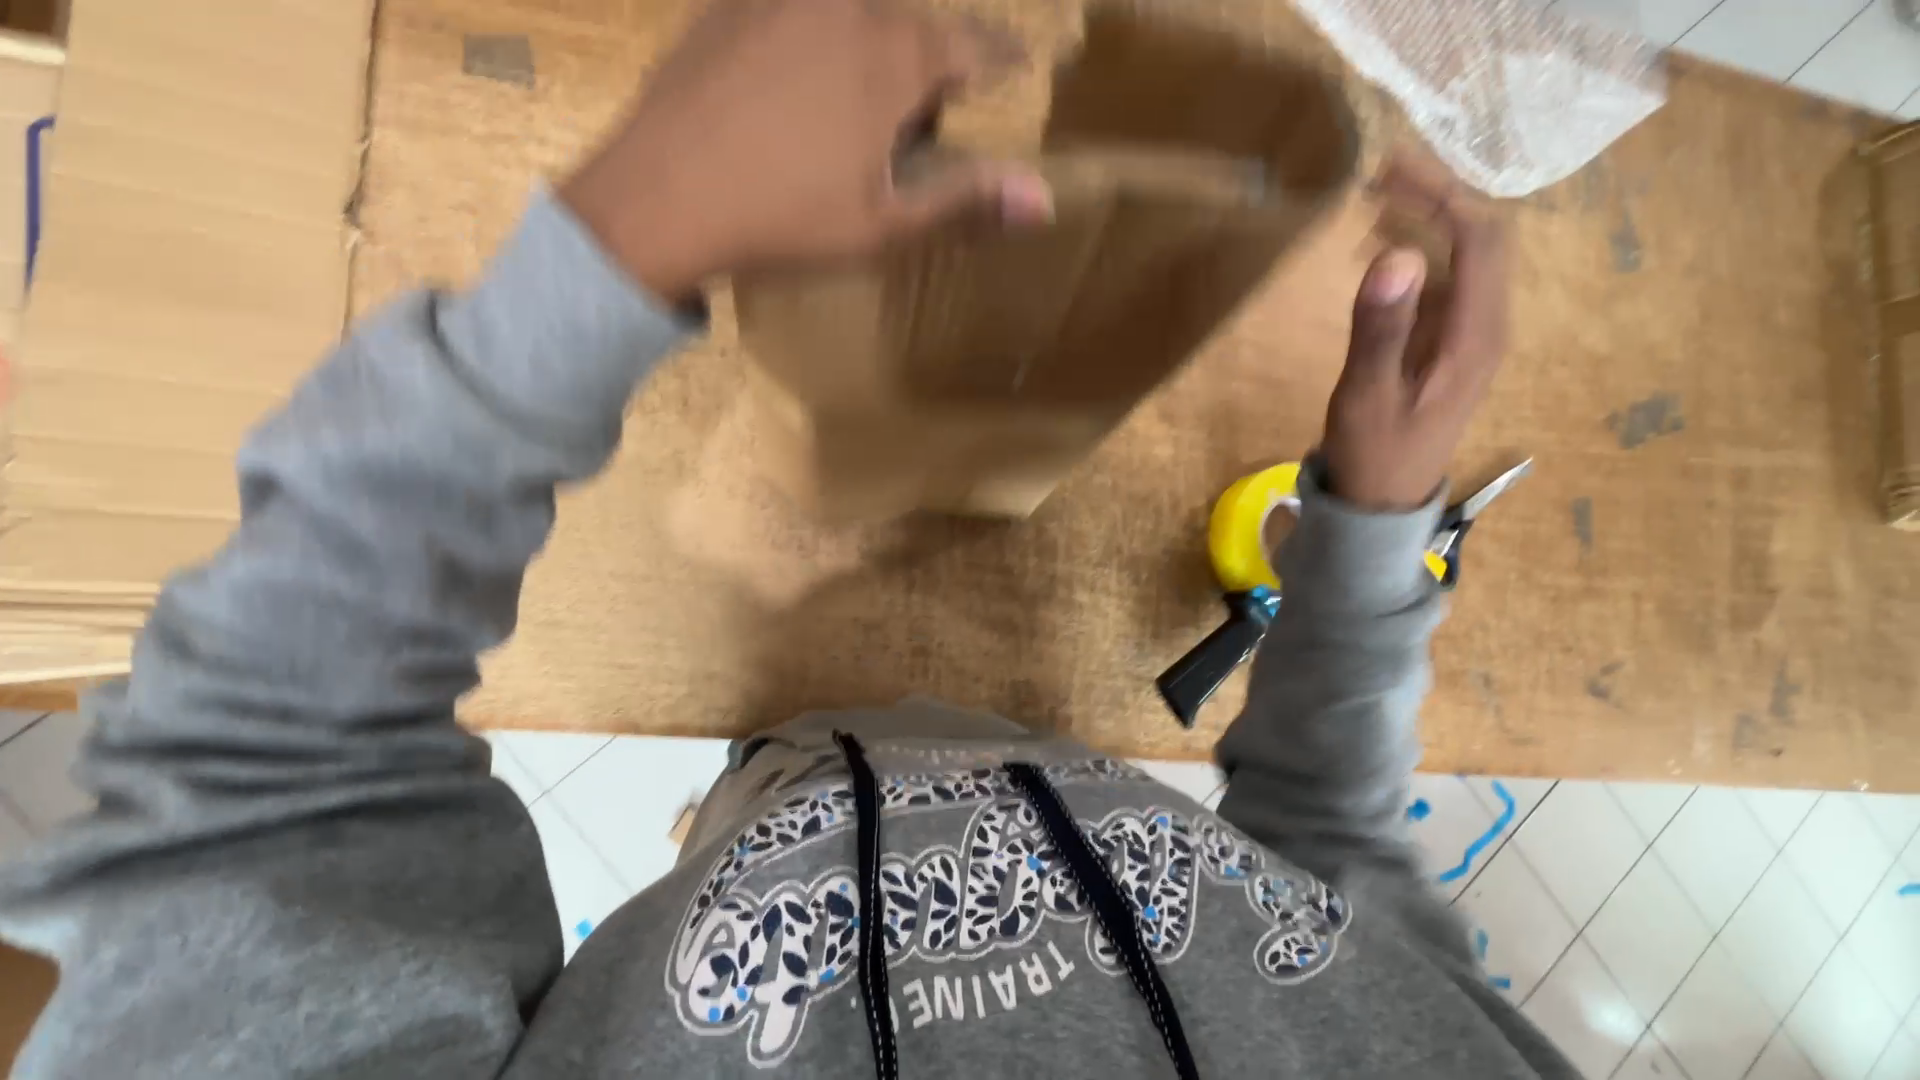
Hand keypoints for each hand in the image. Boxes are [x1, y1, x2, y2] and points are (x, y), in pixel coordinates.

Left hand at [559, 0, 1053, 304]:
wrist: (658, 200)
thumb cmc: (782, 223)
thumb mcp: (883, 228)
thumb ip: (965, 204)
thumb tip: (1044, 199)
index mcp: (891, 60)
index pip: (970, 42)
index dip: (1000, 54)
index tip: (1019, 62)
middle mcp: (843, 7)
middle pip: (909, 24)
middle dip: (923, 66)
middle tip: (907, 127)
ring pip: (851, 12)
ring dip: (867, 47)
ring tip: (846, 110)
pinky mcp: (727, 5)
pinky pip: (791, 11)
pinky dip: (810, 38)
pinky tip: (789, 87)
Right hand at [1321, 156, 1509, 509]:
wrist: (1382, 503)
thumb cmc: (1375, 453)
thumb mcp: (1368, 397)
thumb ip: (1381, 330)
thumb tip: (1395, 255)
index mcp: (1476, 335)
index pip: (1479, 240)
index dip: (1442, 195)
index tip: (1391, 171)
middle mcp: (1484, 326)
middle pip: (1479, 240)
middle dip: (1437, 197)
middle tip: (1380, 174)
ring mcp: (1468, 336)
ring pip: (1462, 258)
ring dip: (1426, 221)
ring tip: (1375, 200)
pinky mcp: (1446, 346)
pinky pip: (1443, 284)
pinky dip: (1415, 256)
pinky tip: (1379, 251)